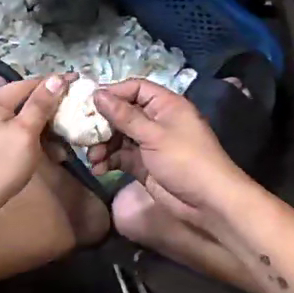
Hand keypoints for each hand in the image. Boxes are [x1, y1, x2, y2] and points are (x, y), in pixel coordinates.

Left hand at [0, 74, 69, 220]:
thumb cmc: (0, 165)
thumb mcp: (26, 132)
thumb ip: (41, 104)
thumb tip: (57, 77)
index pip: (30, 83)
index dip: (55, 84)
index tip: (79, 83)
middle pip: (24, 100)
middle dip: (50, 111)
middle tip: (73, 119)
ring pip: (20, 117)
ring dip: (42, 128)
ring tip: (61, 144)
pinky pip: (12, 130)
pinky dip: (29, 137)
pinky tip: (45, 151)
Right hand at [88, 79, 246, 217]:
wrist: (209, 203)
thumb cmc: (185, 160)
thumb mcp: (153, 135)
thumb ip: (124, 115)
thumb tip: (97, 93)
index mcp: (166, 105)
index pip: (135, 88)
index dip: (113, 92)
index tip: (89, 102)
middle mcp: (157, 120)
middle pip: (123, 113)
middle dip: (103, 123)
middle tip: (84, 132)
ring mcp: (150, 144)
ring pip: (119, 136)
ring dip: (103, 145)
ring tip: (93, 157)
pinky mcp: (144, 165)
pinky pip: (121, 156)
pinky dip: (109, 161)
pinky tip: (99, 169)